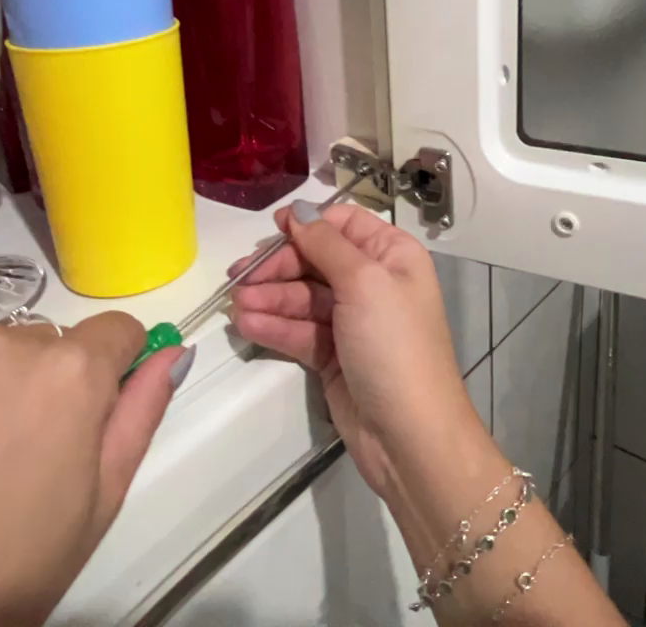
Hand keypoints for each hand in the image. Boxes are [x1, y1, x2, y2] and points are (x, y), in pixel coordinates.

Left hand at [0, 313, 187, 626]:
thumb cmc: (1, 581)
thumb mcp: (96, 506)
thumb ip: (140, 415)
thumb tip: (171, 353)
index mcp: (66, 374)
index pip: (116, 330)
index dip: (116, 366)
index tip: (96, 410)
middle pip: (43, 342)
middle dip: (44, 383)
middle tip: (18, 458)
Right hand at [226, 204, 488, 504]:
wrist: (410, 436)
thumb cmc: (394, 345)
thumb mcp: (364, 282)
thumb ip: (326, 243)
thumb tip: (299, 209)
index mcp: (392, 255)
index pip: (343, 224)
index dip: (307, 225)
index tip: (271, 231)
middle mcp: (374, 282)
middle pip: (316, 260)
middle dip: (278, 267)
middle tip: (238, 278)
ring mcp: (352, 321)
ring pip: (302, 297)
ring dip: (268, 298)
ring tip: (235, 306)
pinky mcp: (333, 356)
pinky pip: (298, 330)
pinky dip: (274, 326)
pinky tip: (246, 324)